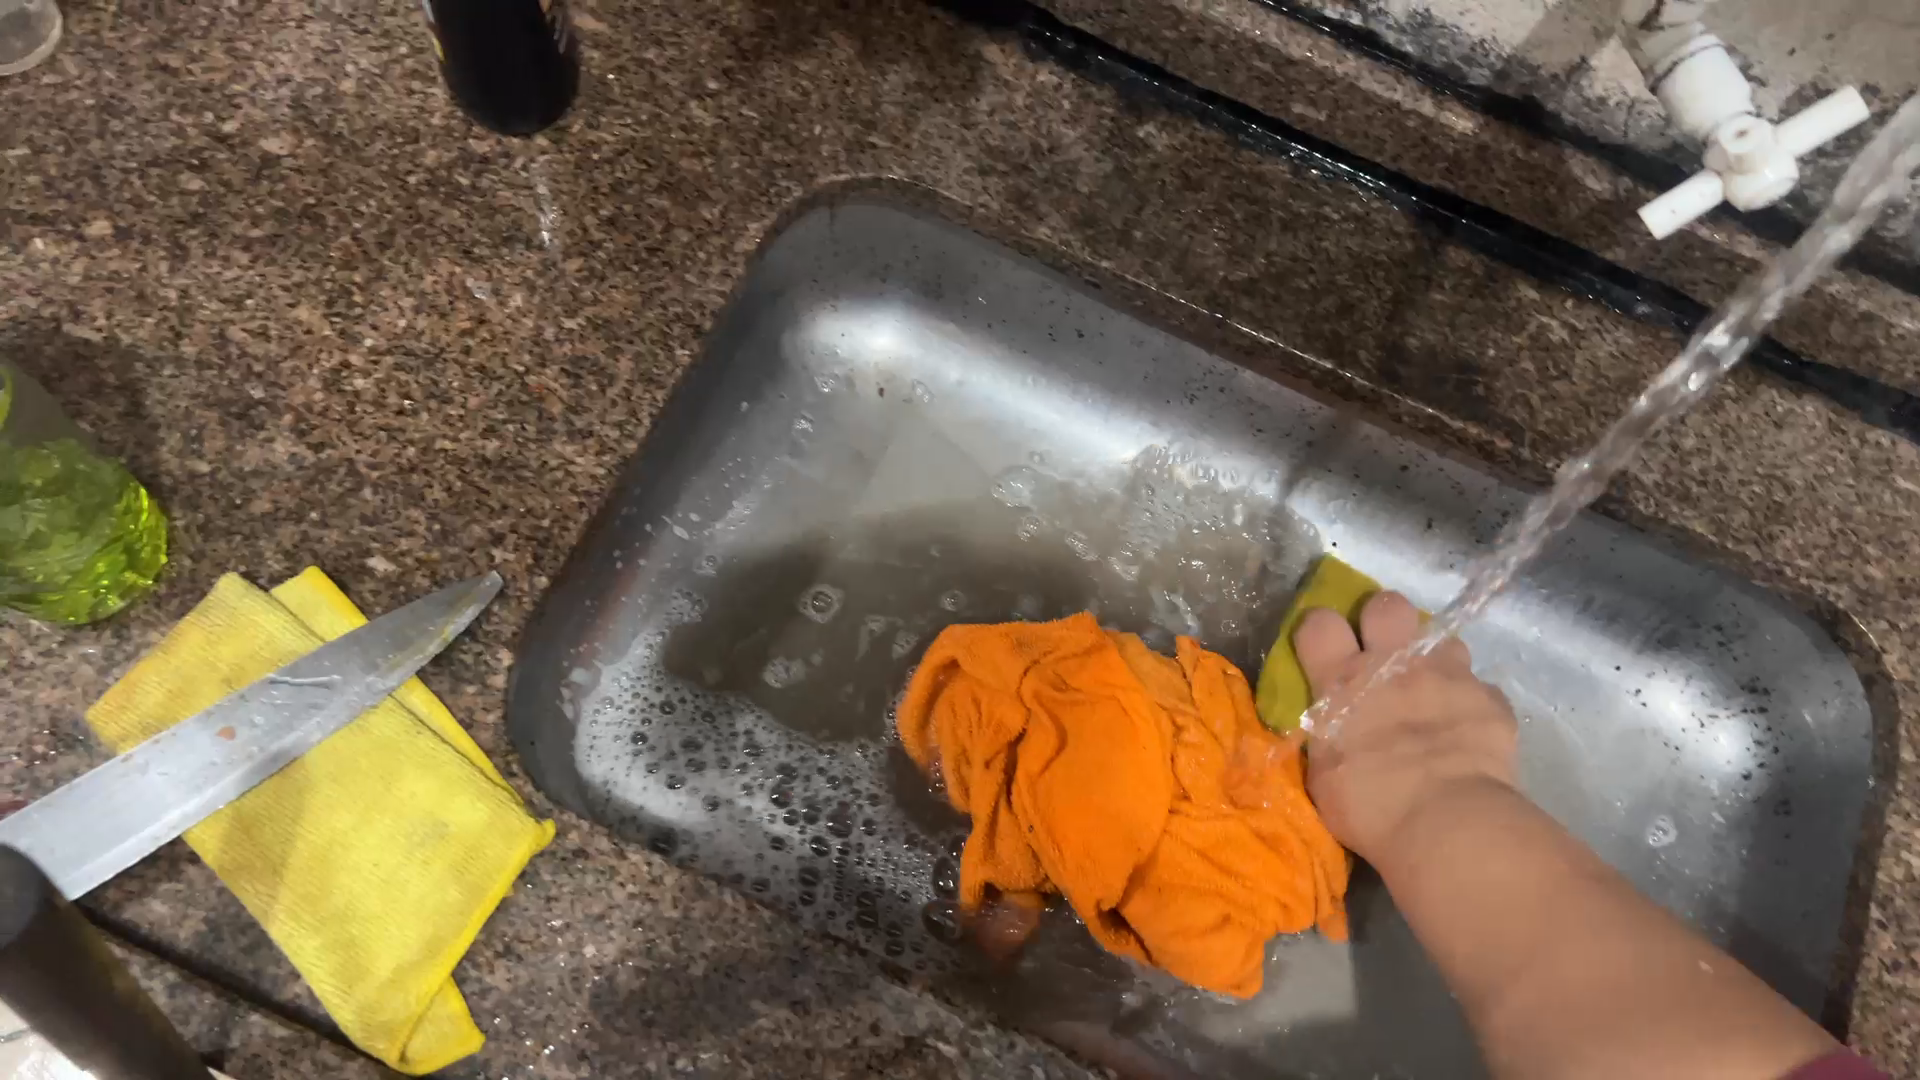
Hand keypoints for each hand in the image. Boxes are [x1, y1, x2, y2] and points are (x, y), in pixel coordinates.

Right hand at [1295, 591, 1519, 865]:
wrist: (1448, 825)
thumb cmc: (1368, 804)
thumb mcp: (1321, 773)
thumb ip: (1326, 739)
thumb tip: (1328, 735)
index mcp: (1341, 681)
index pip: (1319, 623)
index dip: (1320, 631)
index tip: (1324, 649)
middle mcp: (1392, 665)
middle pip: (1388, 605)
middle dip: (1385, 620)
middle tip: (1384, 650)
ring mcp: (1447, 677)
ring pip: (1444, 639)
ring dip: (1435, 660)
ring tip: (1433, 690)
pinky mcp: (1491, 701)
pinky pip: (1481, 688)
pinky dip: (1472, 702)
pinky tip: (1468, 727)